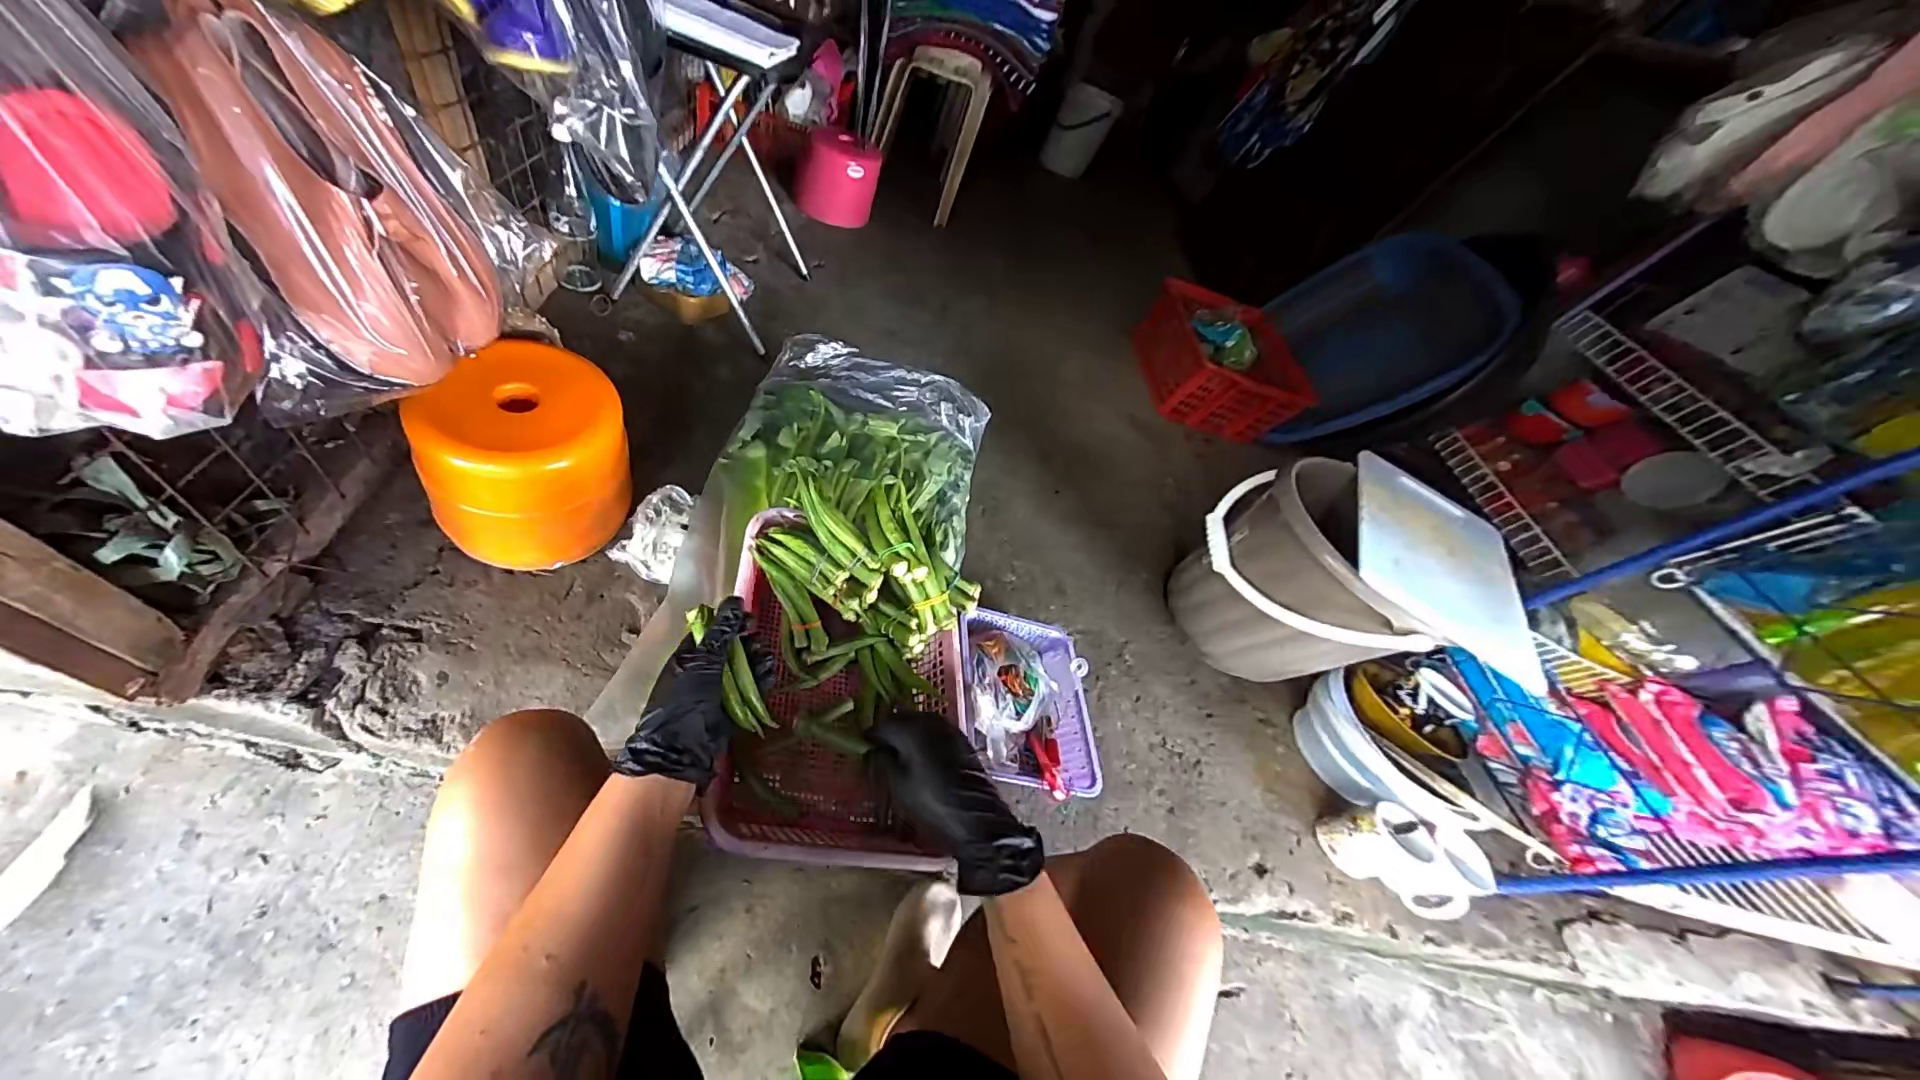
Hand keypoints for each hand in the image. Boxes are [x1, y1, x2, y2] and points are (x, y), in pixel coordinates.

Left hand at [612, 597, 766, 786]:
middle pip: (732, 647)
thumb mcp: (702, 661)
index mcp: (690, 656)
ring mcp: (720, 689)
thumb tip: (734, 602)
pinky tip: (770, 673)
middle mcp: (705, 670)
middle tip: (758, 639)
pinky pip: (752, 688)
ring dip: (756, 660)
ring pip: (744, 667)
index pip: (713, 630)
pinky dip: (762, 679)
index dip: (731, 621)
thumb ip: (721, 633)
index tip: (749, 617)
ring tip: (765, 658)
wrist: (681, 751)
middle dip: (747, 641)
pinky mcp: (734, 706)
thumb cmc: (684, 700)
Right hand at [866, 711, 1042, 895]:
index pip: (882, 723)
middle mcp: (930, 720)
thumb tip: (875, 748)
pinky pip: (935, 732)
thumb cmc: (931, 801)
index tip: (864, 750)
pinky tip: (922, 759)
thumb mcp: (897, 784)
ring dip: (908, 736)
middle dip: (890, 734)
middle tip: (881, 754)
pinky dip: (925, 741)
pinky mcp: (961, 739)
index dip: (871, 737)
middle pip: (902, 719)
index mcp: (911, 728)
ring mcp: (948, 728)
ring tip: (901, 758)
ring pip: (920, 724)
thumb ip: (882, 759)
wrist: (975, 817)